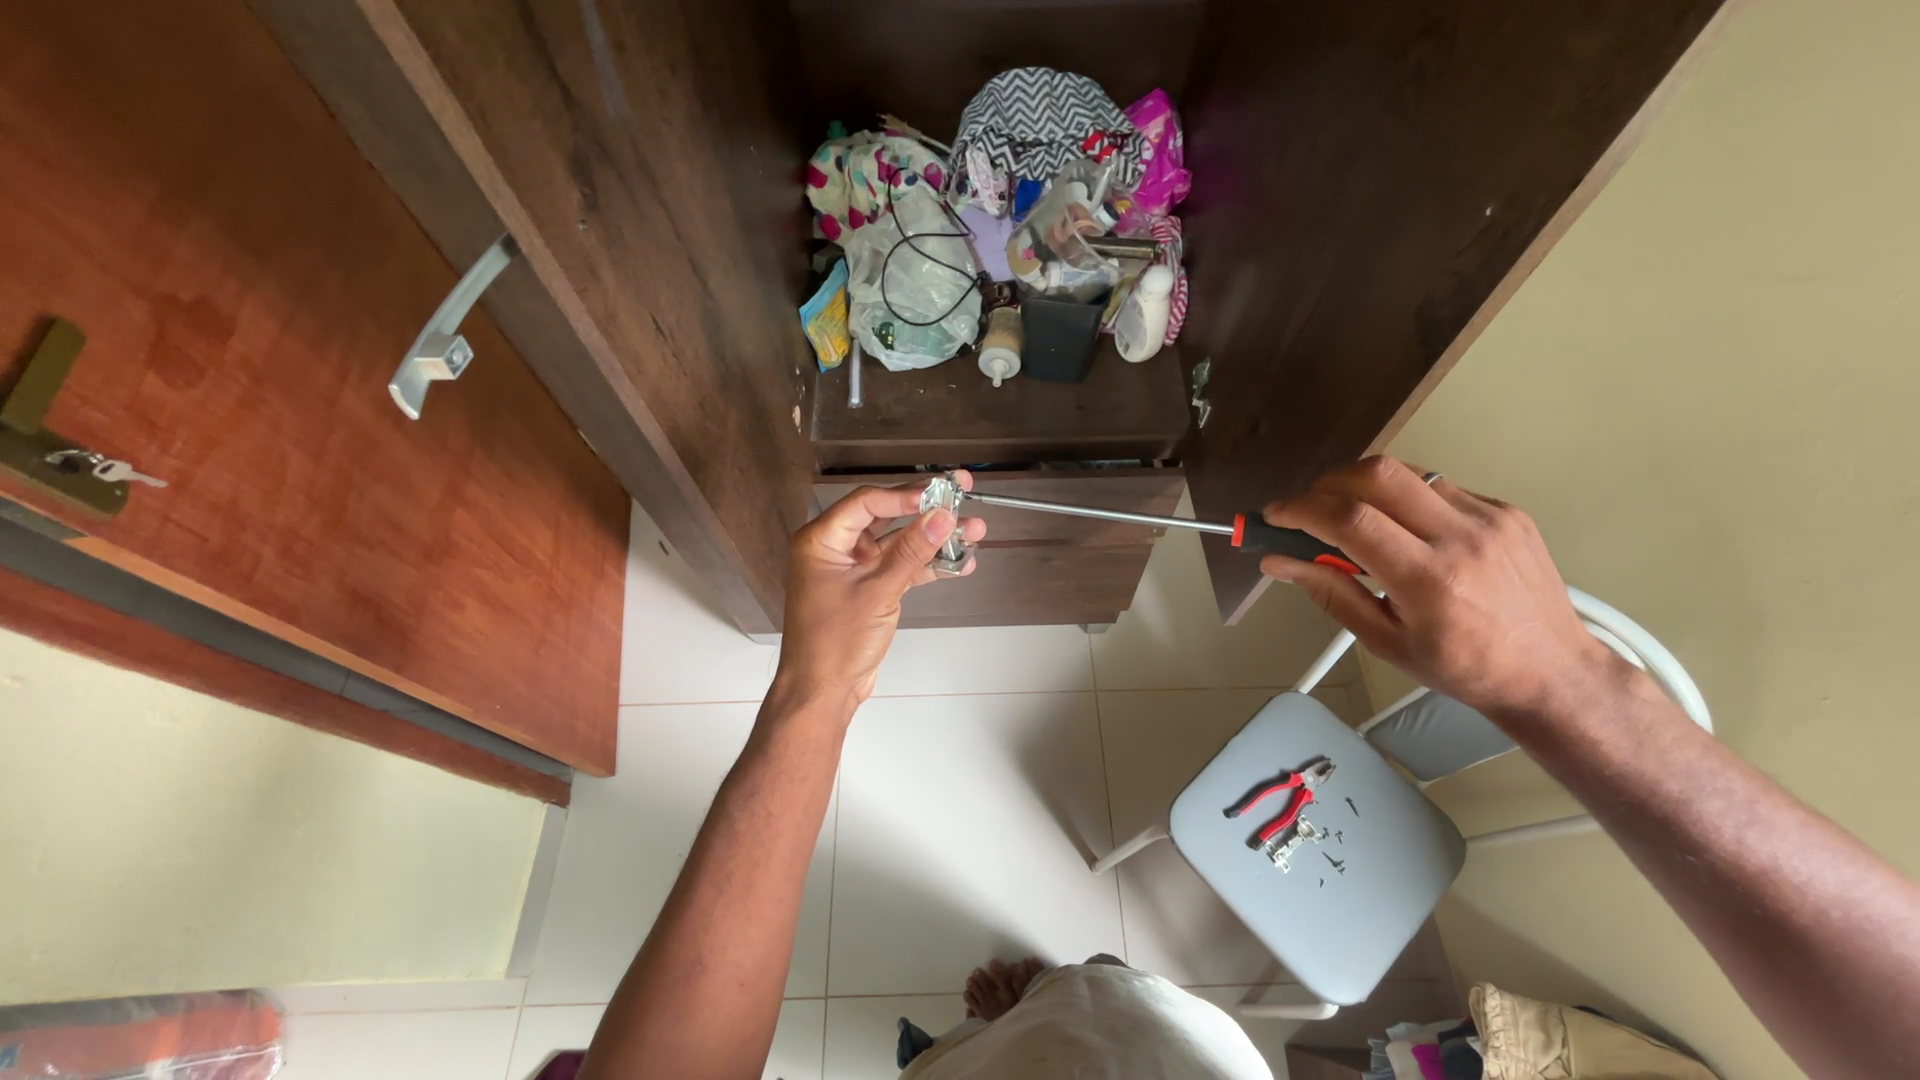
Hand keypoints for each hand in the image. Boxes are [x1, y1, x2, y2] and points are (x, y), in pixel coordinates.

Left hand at [774, 473, 986, 706]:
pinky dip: (928, 566)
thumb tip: (941, 517)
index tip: (939, 495)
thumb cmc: (834, 643)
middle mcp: (836, 549)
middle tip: (960, 493)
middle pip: (886, 518)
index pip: (867, 503)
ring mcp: (854, 570)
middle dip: (926, 511)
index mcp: (821, 541)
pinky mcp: (870, 590)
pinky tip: (960, 563)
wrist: (823, 692)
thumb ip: (911, 552)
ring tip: (973, 530)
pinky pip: (902, 568)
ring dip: (934, 540)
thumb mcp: (877, 592)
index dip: (905, 496)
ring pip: (899, 544)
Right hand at [1258, 456, 1616, 717]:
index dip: (1302, 509)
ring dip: (1364, 487)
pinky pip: (1438, 486)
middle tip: (1309, 509)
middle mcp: (1462, 538)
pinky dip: (1403, 498)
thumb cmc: (1462, 667)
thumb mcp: (1383, 641)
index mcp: (1428, 579)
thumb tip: (1278, 561)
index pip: (1351, 519)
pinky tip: (1401, 529)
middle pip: (1377, 474)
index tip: (1275, 516)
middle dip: (1328, 483)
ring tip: (1351, 518)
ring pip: (1407, 472)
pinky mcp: (1505, 510)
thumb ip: (1329, 592)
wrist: (1551, 670)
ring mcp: (1489, 518)